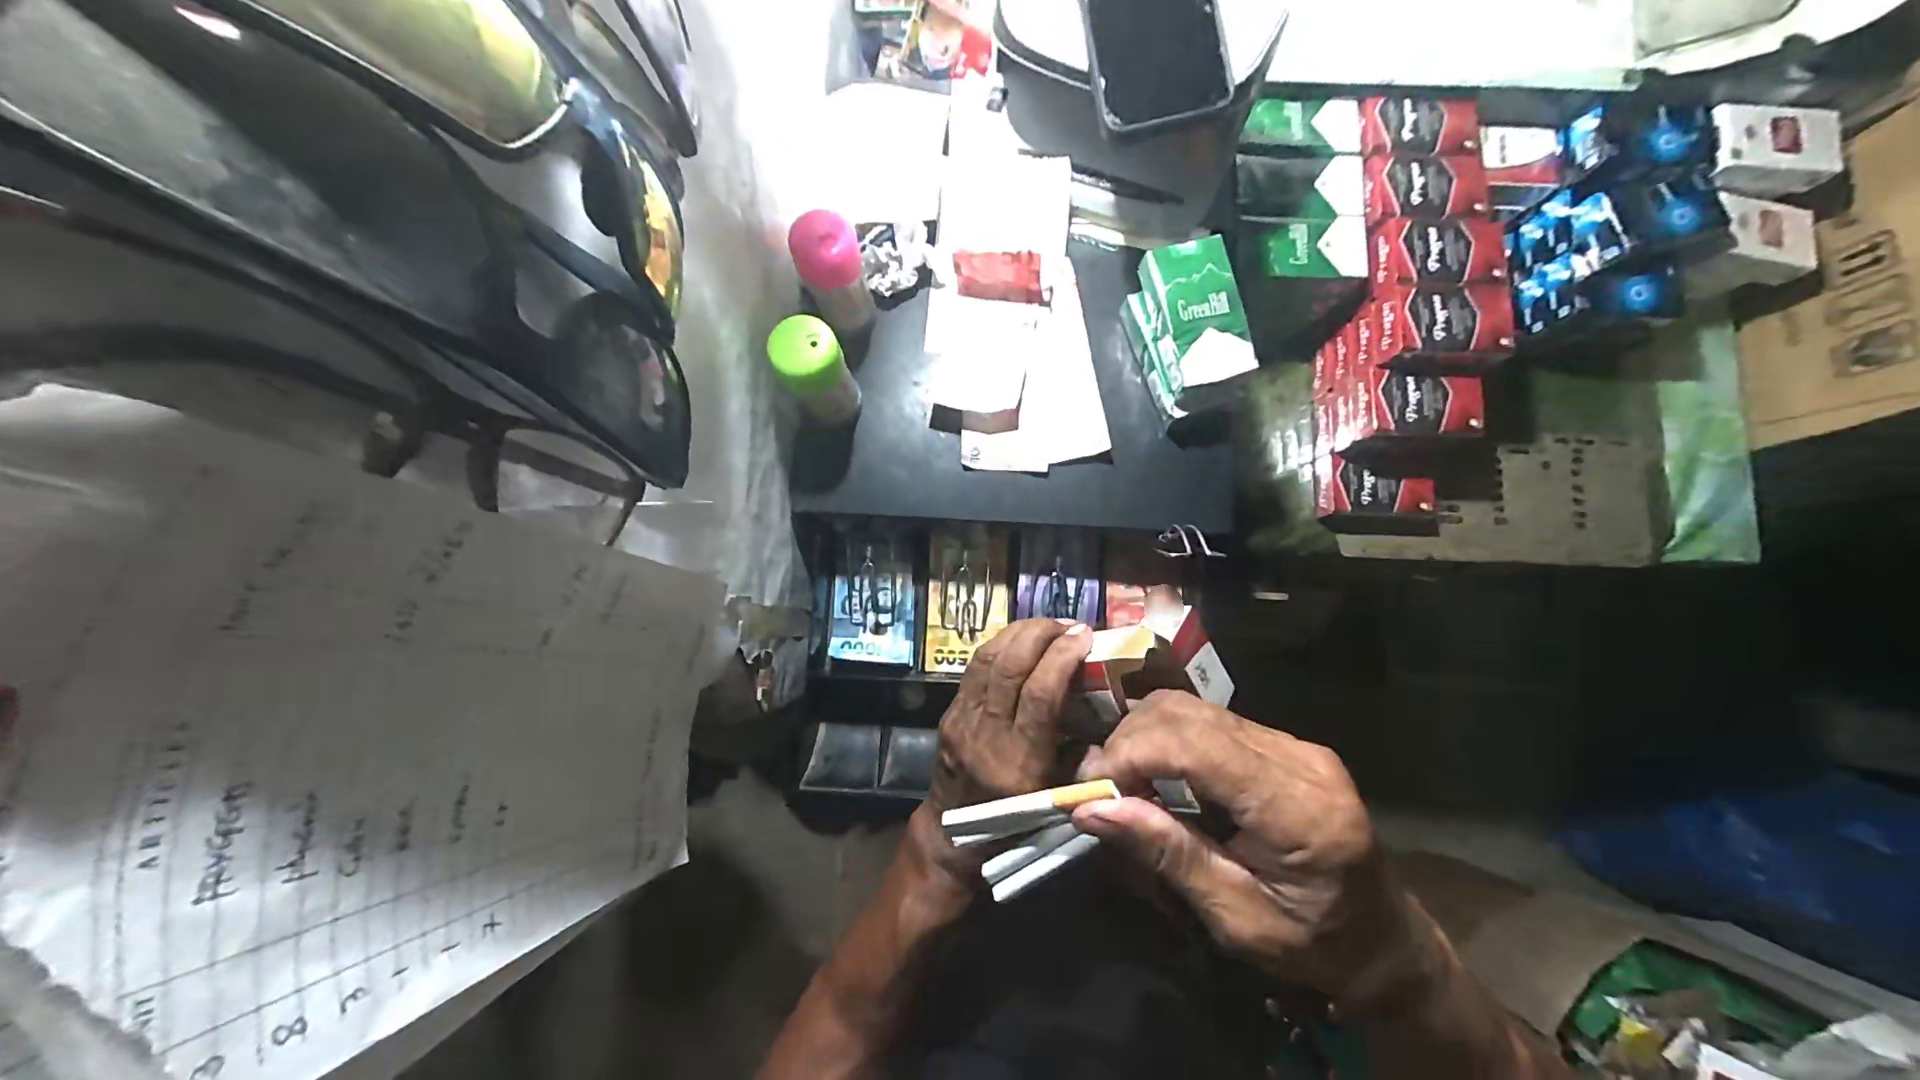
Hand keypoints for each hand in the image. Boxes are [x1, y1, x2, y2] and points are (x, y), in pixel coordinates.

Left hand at [929, 618, 1092, 810]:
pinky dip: (999, 645)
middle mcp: (987, 734)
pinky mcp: (949, 713)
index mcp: (1020, 761)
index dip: (1063, 657)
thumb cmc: (1016, 824)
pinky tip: (1019, 639)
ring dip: (1019, 632)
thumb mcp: (1058, 799)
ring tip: (1046, 624)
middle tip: (1068, 624)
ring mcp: (962, 720)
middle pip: (1009, 666)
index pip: (1040, 693)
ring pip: (987, 659)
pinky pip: (974, 667)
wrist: (953, 837)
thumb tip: (1108, 711)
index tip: (1085, 636)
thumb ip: (1082, 757)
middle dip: (1041, 634)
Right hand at [1071, 691, 1423, 1010]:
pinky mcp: (1280, 743)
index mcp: (1297, 807)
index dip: (1132, 754)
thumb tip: (1091, 809)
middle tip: (1102, 791)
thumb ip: (1167, 853)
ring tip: (1126, 785)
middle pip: (1186, 713)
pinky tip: (1159, 778)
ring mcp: (1291, 743)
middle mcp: (1296, 757)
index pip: (1195, 745)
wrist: (1382, 942)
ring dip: (1143, 738)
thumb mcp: (1236, 918)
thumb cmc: (1315, 947)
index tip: (1095, 791)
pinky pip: (1206, 721)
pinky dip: (1167, 741)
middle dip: (1128, 744)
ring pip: (1190, 708)